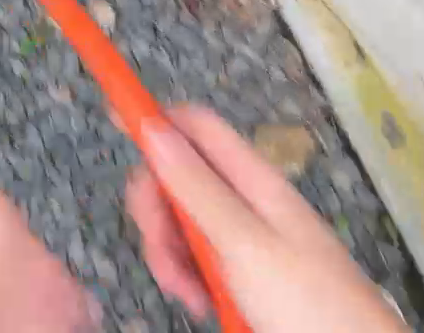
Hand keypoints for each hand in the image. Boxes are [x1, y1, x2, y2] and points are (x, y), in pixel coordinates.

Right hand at [126, 107, 406, 332]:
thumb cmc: (309, 306)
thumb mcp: (245, 245)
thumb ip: (196, 185)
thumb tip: (152, 125)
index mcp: (252, 181)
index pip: (195, 125)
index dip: (154, 118)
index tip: (114, 123)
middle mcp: (245, 202)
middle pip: (177, 174)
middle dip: (155, 205)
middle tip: (158, 243)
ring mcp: (244, 240)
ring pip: (180, 219)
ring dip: (167, 249)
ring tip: (184, 291)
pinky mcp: (241, 276)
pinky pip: (195, 257)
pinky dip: (185, 276)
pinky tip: (197, 302)